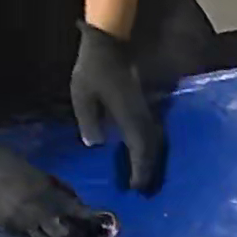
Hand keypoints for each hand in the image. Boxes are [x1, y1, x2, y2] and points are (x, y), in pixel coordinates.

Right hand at [0, 128, 96, 236]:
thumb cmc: (12, 165)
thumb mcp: (44, 176)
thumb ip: (63, 194)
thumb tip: (81, 209)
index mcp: (49, 194)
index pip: (79, 215)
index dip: (92, 224)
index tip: (103, 227)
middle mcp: (38, 212)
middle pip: (66, 235)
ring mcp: (23, 223)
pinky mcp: (8, 229)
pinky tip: (43, 232)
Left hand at [71, 21, 164, 191]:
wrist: (110, 44)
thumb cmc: (94, 69)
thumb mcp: (82, 95)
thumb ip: (88, 121)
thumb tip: (95, 144)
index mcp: (129, 119)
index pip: (139, 152)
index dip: (139, 173)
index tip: (135, 189)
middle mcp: (143, 120)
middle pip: (151, 153)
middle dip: (147, 174)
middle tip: (142, 192)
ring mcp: (147, 114)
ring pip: (154, 146)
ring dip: (150, 164)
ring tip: (144, 179)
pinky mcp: (146, 110)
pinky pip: (151, 136)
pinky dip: (148, 150)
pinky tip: (142, 157)